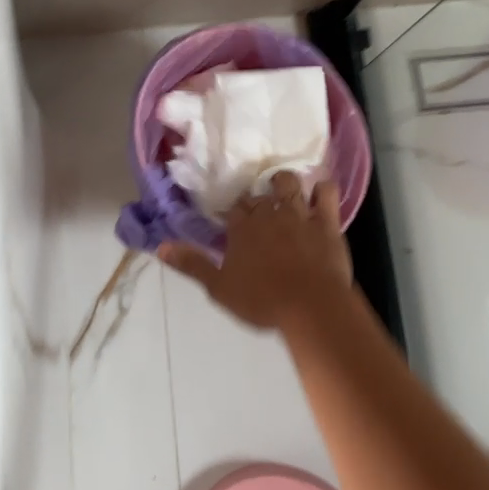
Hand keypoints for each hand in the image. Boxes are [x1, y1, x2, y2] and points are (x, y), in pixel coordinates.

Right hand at [157, 171, 351, 330]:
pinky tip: (319, 192)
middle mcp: (269, 213)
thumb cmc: (262, 301)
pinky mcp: (327, 221)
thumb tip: (161, 246)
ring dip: (285, 183)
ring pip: (289, 183)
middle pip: (259, 194)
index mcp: (242, 227)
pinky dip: (322, 188)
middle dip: (257, 198)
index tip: (234, 219)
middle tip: (258, 209)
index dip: (234, 212)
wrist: (310, 307)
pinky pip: (326, 192)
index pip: (234, 208)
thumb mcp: (219, 288)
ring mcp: (300, 213)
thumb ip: (192, 265)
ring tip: (283, 190)